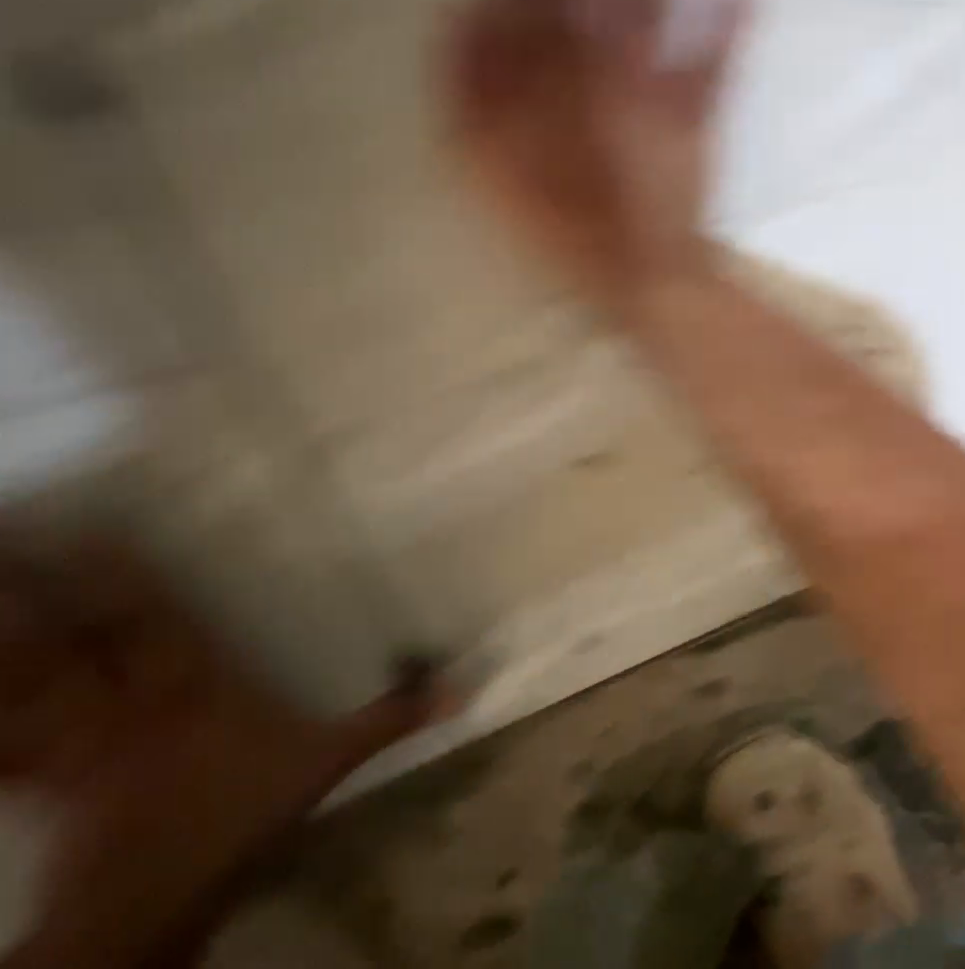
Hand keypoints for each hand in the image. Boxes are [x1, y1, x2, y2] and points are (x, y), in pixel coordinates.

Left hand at [1, 534, 452, 967]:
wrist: (162, 891)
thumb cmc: (247, 810)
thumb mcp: (331, 761)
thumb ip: (393, 716)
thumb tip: (466, 683)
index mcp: (198, 685)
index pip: (155, 619)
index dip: (119, 574)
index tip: (91, 526)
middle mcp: (128, 700)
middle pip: (69, 637)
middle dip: (35, 589)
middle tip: (12, 537)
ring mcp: (77, 736)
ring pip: (22, 676)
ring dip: (3, 638)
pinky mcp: (43, 772)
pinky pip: (4, 737)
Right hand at [447, 0, 751, 313]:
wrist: (639, 270)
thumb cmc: (553, 219)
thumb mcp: (480, 156)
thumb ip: (470, 77)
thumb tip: (470, 6)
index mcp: (541, 55)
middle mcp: (601, 50)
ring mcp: (657, 77)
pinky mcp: (698, 111)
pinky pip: (718, 62)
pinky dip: (731, 26)